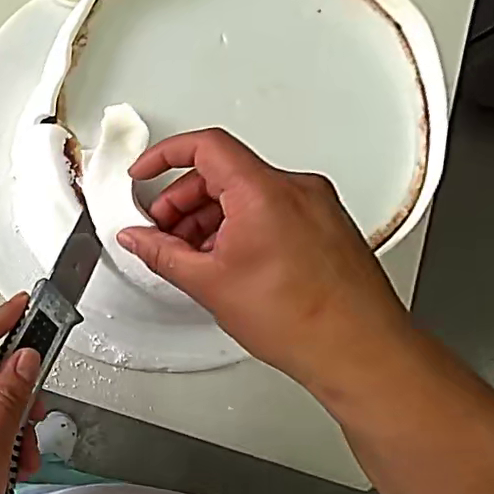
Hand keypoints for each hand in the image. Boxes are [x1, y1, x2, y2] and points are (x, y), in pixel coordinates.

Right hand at [113, 129, 413, 390]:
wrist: (355, 347)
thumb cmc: (299, 317)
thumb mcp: (206, 281)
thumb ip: (160, 251)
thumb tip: (137, 237)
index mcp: (264, 193)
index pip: (206, 147)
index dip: (164, 155)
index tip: (143, 172)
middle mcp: (295, 189)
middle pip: (220, 172)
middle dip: (179, 201)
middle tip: (158, 232)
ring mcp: (313, 205)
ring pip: (241, 192)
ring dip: (204, 217)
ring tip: (187, 255)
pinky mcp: (321, 223)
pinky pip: (265, 208)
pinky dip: (232, 226)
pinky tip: (217, 260)